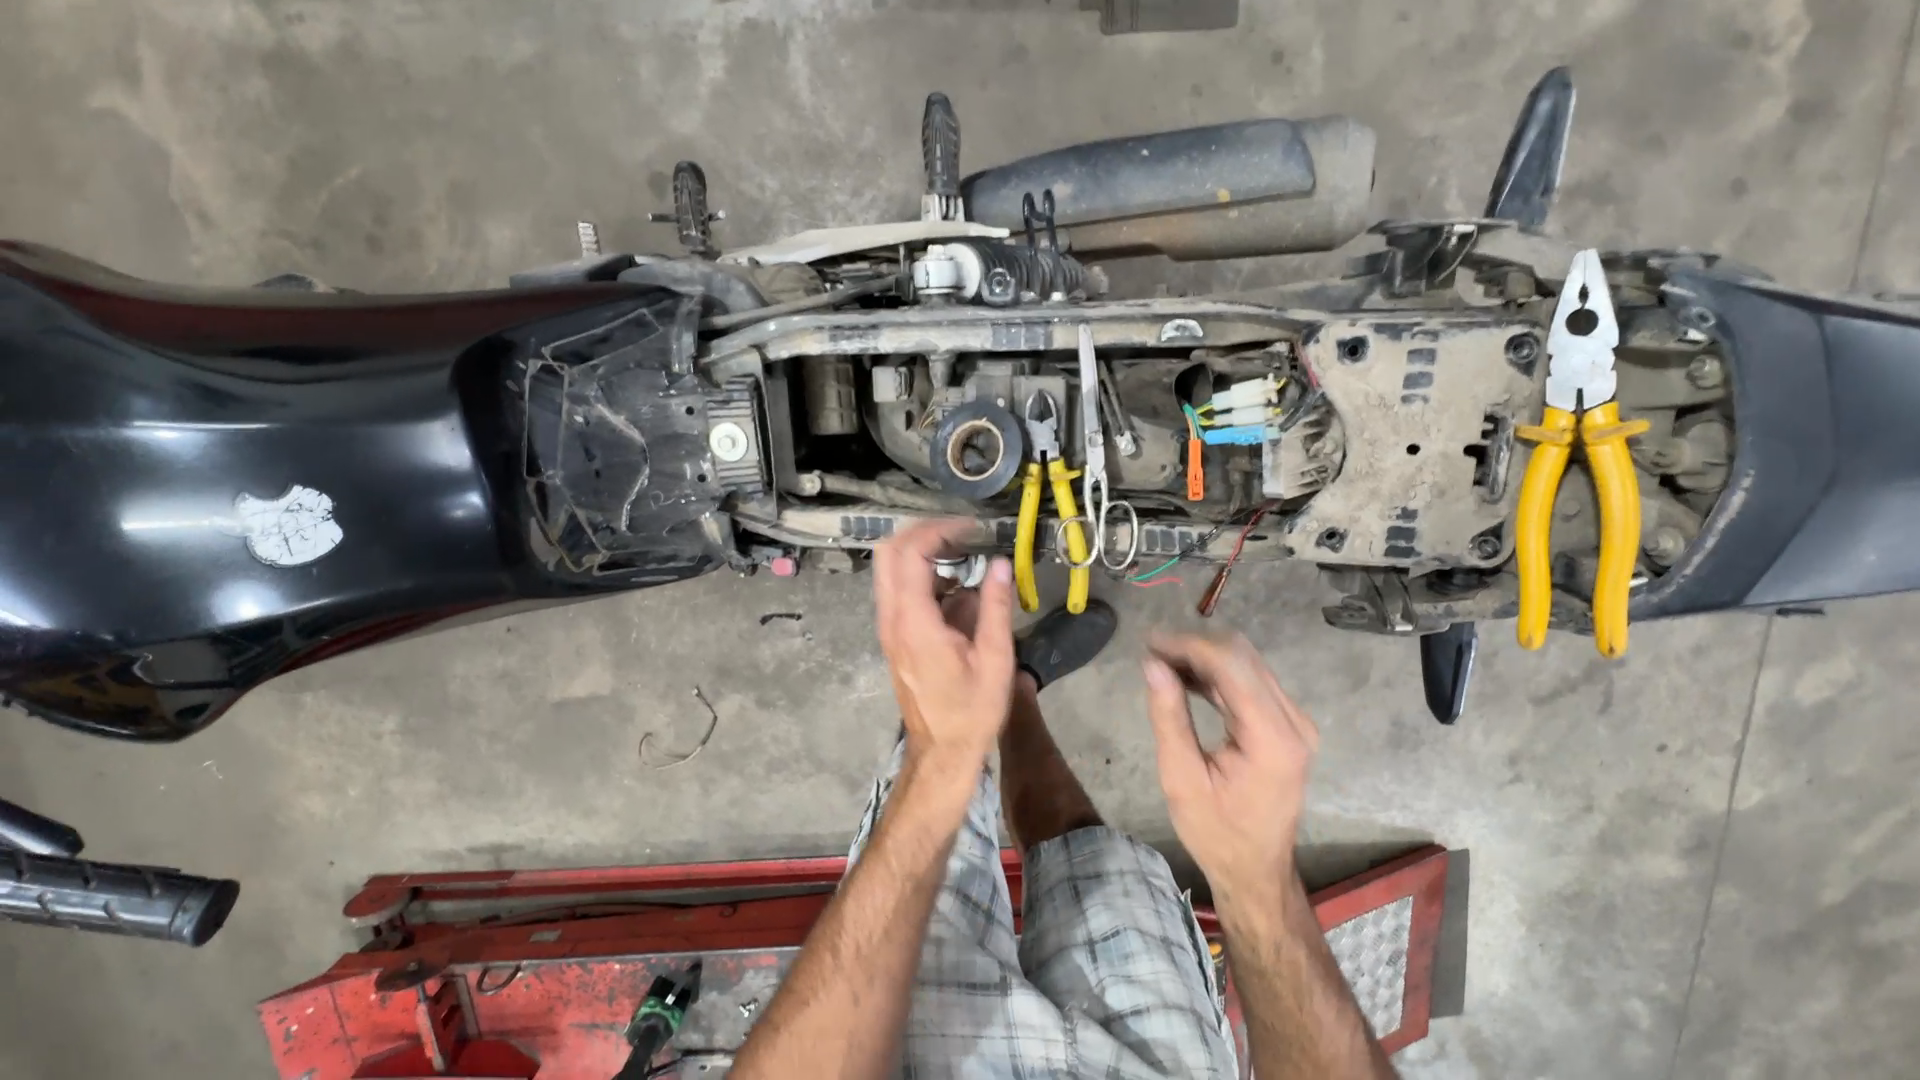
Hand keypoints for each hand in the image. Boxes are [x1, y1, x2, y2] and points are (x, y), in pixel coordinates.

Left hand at [874, 520, 1016, 769]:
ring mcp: (888, 628)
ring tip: (966, 558)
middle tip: (961, 534)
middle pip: (889, 553)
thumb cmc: (971, 710)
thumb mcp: (995, 659)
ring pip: (890, 570)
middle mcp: (891, 619)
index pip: (910, 553)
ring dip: (923, 555)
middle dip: (923, 533)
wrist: (942, 752)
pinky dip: (924, 578)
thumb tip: (1000, 564)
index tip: (970, 528)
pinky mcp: (894, 637)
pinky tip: (960, 590)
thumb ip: (996, 607)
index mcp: (913, 621)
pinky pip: (900, 592)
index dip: (938, 530)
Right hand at [1143, 633, 1319, 900]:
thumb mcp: (1181, 779)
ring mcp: (1295, 723)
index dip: (1189, 646)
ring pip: (1248, 665)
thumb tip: (1152, 664)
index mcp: (1272, 737)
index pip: (1231, 666)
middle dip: (1195, 647)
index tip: (1149, 644)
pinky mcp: (1288, 727)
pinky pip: (1252, 683)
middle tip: (1152, 654)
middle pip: (1243, 658)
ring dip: (1204, 658)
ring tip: (1162, 663)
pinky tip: (1185, 679)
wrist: (1255, 870)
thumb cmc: (1215, 832)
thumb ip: (1169, 717)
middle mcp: (1293, 722)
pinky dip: (1218, 675)